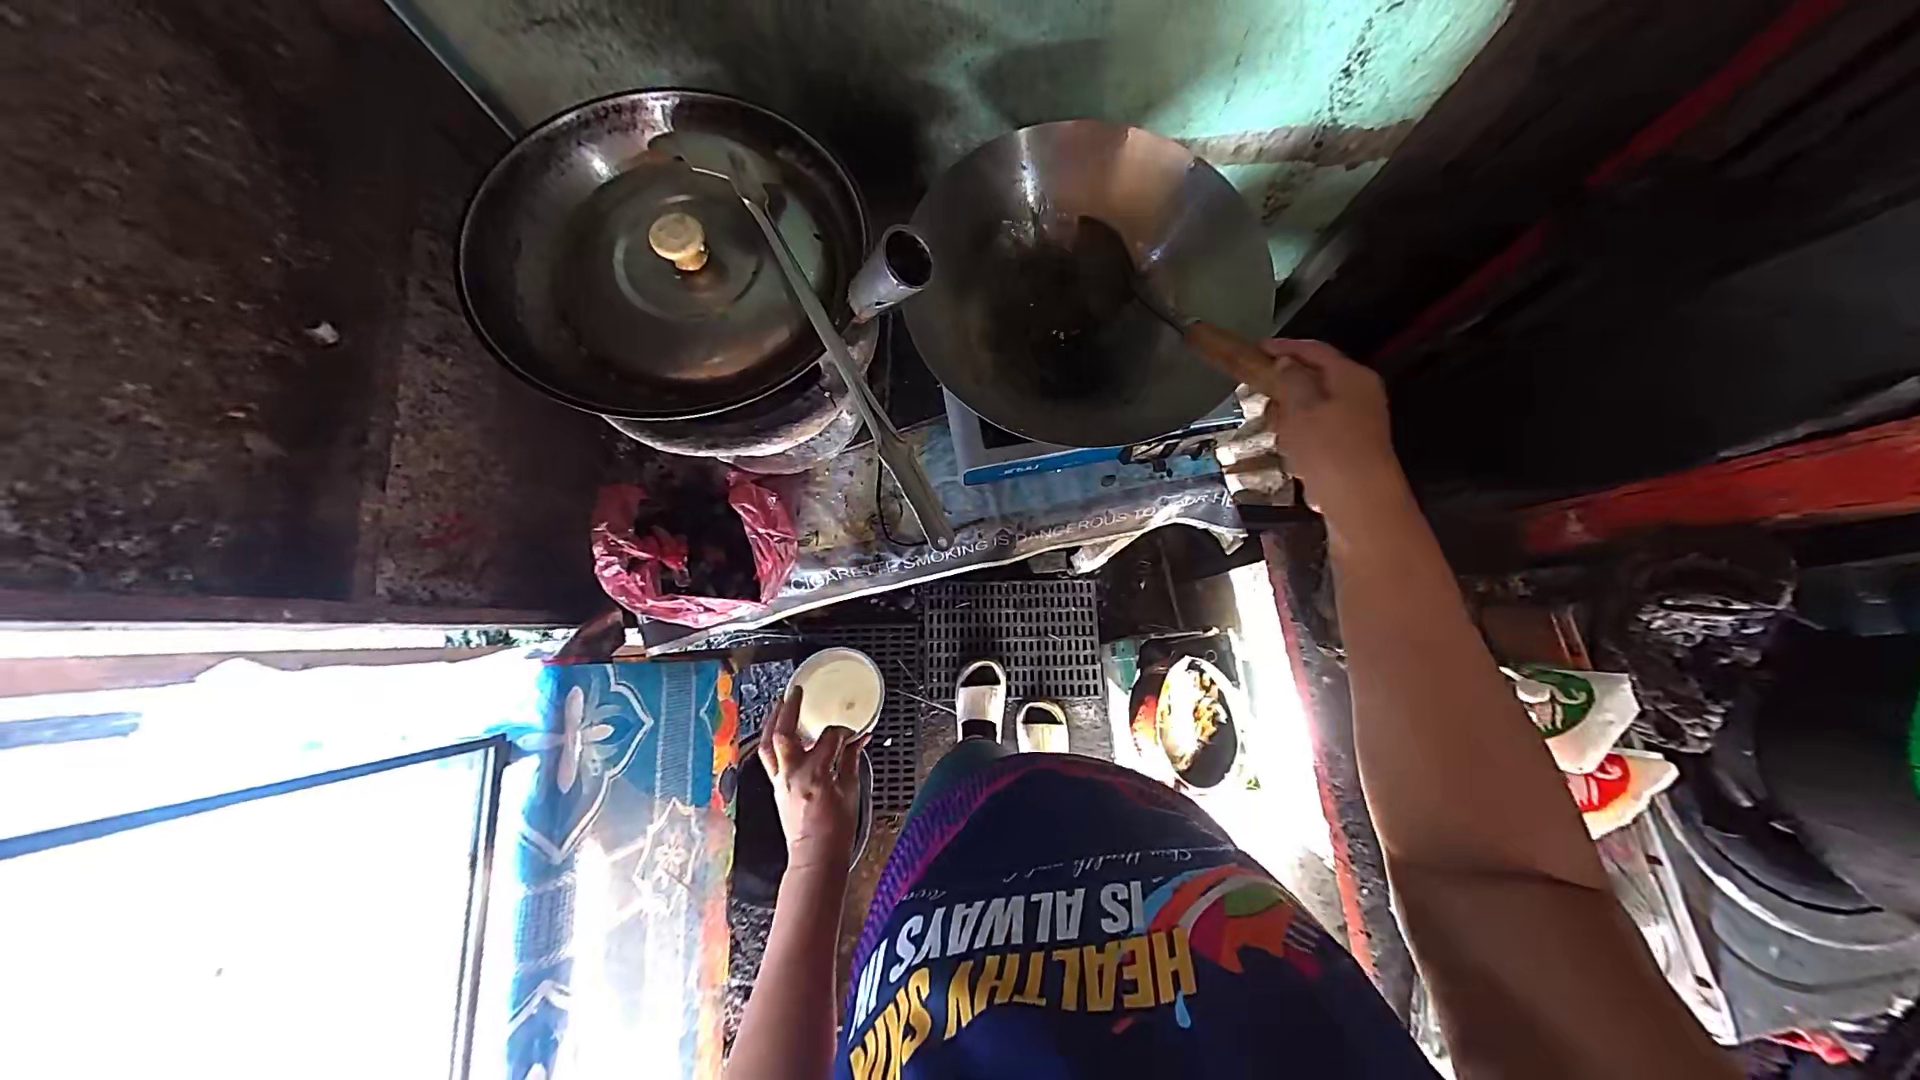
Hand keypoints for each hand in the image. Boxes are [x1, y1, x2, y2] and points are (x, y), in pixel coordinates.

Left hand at [759, 686, 867, 873]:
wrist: (816, 857)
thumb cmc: (836, 830)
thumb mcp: (851, 791)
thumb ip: (852, 759)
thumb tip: (859, 739)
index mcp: (816, 774)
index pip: (829, 738)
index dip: (842, 731)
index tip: (851, 731)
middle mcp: (793, 774)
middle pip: (784, 733)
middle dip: (789, 708)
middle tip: (796, 691)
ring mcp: (781, 781)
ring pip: (768, 744)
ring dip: (773, 720)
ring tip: (779, 703)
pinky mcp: (776, 787)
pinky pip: (769, 757)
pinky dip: (773, 740)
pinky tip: (778, 731)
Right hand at [1209, 336, 1403, 518]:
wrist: (1355, 496)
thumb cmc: (1328, 448)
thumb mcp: (1301, 406)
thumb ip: (1290, 379)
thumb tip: (1284, 363)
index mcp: (1351, 376)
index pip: (1314, 350)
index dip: (1283, 347)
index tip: (1257, 349)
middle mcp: (1358, 393)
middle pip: (1315, 376)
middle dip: (1284, 381)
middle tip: (1256, 385)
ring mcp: (1355, 419)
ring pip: (1314, 402)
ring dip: (1288, 407)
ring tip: (1267, 417)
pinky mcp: (1347, 443)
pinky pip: (1317, 426)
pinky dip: (1297, 428)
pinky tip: (1285, 442)